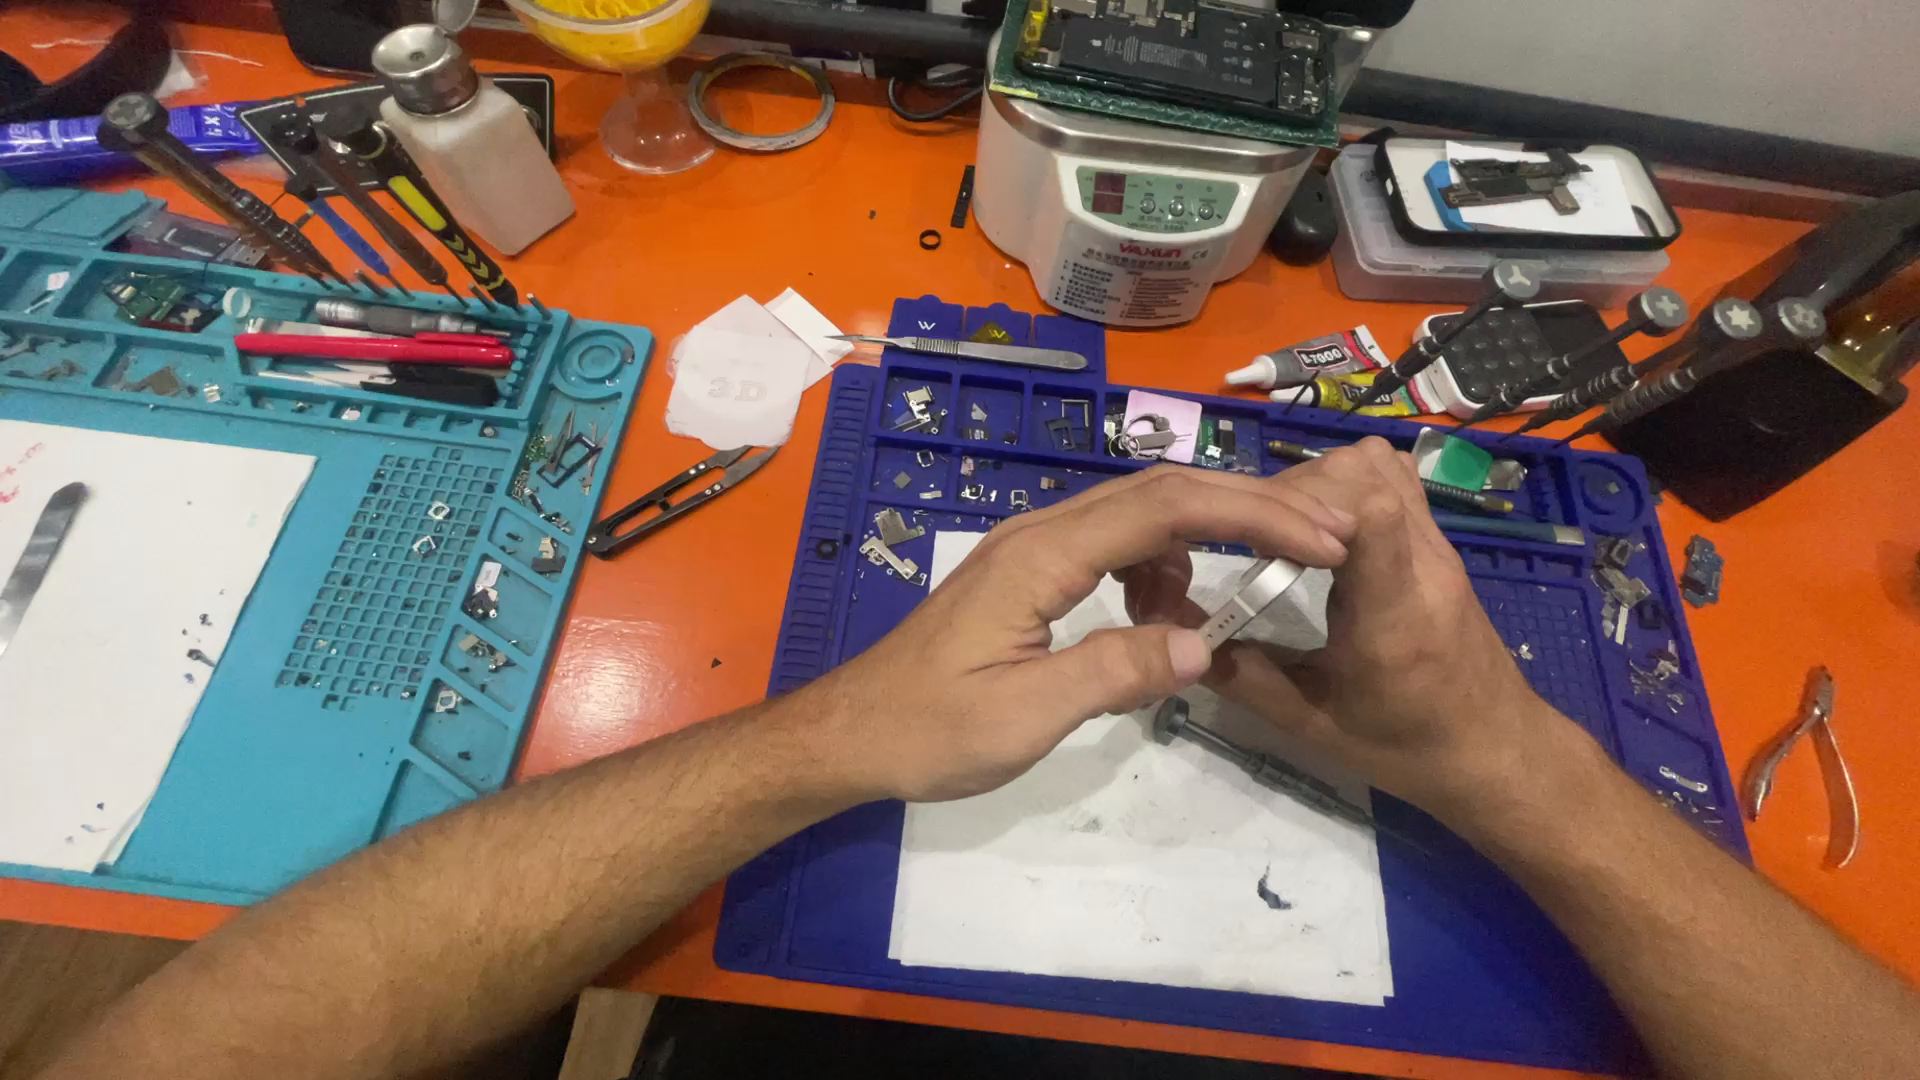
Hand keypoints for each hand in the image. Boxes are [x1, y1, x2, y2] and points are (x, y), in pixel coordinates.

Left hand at [803, 467, 1357, 802]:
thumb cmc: (929, 729)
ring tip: (1234, 598)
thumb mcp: (1026, 714)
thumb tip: (1201, 643)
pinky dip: (1154, 572)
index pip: (1164, 507)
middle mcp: (1038, 534)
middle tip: (1318, 544)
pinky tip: (1159, 617)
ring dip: (1198, 542)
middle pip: (1156, 493)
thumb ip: (1114, 672)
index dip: (1251, 514)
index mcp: (1041, 554)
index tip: (1321, 541)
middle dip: (1243, 510)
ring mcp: (1030, 551)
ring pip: (1135, 517)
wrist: (854, 731)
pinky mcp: (1026, 576)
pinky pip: (1108, 551)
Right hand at [1123, 437, 1550, 816]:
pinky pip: (1394, 478)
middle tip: (1259, 541)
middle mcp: (1421, 564)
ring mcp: (1436, 547)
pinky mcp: (1437, 544)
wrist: (1499, 754)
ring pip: (1378, 464)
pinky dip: (1348, 482)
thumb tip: (1177, 638)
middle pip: (1362, 474)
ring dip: (1319, 482)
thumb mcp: (1310, 725)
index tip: (1256, 542)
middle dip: (1294, 493)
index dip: (1303, 506)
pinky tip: (1322, 527)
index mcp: (1392, 613)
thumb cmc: (1406, 746)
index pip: (1370, 516)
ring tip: (1286, 531)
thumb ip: (1243, 677)